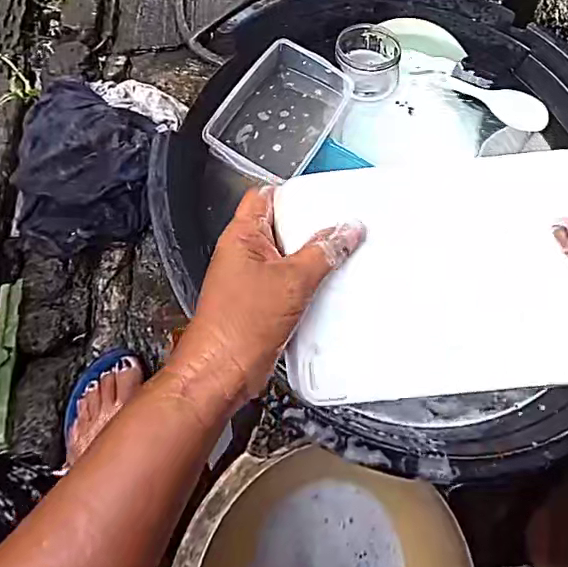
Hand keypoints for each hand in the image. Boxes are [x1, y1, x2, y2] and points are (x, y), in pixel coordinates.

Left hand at [170, 186, 363, 404]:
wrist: (222, 374)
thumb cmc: (235, 329)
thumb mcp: (294, 280)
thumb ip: (324, 252)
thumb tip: (345, 232)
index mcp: (240, 236)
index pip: (265, 196)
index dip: (293, 192)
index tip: (320, 197)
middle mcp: (242, 254)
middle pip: (281, 225)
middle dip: (309, 227)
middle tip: (335, 228)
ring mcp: (250, 278)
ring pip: (287, 255)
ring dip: (310, 257)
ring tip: (334, 256)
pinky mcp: (260, 301)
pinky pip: (289, 280)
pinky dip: (307, 281)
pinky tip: (323, 286)